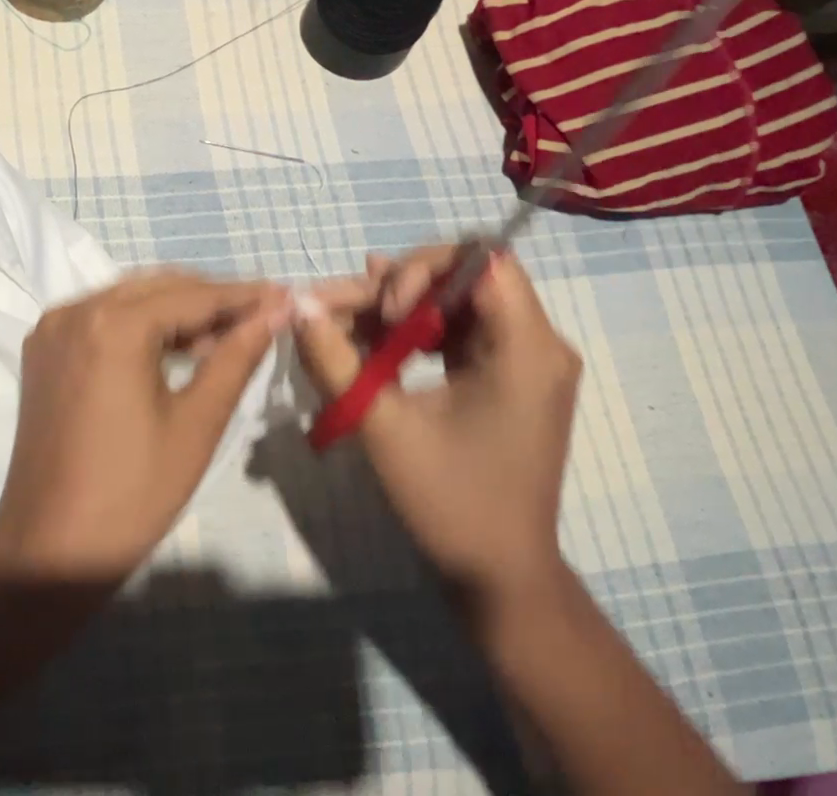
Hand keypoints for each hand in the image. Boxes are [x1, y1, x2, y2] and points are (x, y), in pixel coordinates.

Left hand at [0, 271, 287, 579]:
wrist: (52, 548)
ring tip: (224, 340)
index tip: (288, 297)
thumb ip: (236, 356)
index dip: (244, 296)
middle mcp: (74, 310)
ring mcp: (51, 330)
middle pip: (158, 288)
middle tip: (262, 319)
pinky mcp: (41, 352)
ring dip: (175, 311)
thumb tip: (275, 311)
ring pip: (127, 299)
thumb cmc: (134, 492)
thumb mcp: (197, 423)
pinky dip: (139, 325)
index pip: (193, 296)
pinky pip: (100, 320)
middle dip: (211, 300)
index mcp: (112, 324)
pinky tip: (172, 350)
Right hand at [295, 246, 580, 602]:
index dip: (423, 270)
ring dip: (398, 311)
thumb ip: (337, 360)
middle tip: (339, 313)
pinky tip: (369, 339)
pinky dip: (414, 335)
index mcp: (525, 348)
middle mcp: (536, 345)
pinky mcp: (507, 382)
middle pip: (463, 279)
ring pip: (455, 306)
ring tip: (340, 325)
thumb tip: (299, 306)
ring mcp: (524, 364)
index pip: (480, 261)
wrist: (498, 575)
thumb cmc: (449, 502)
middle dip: (397, 290)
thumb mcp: (383, 426)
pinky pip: (459, 337)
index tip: (384, 312)